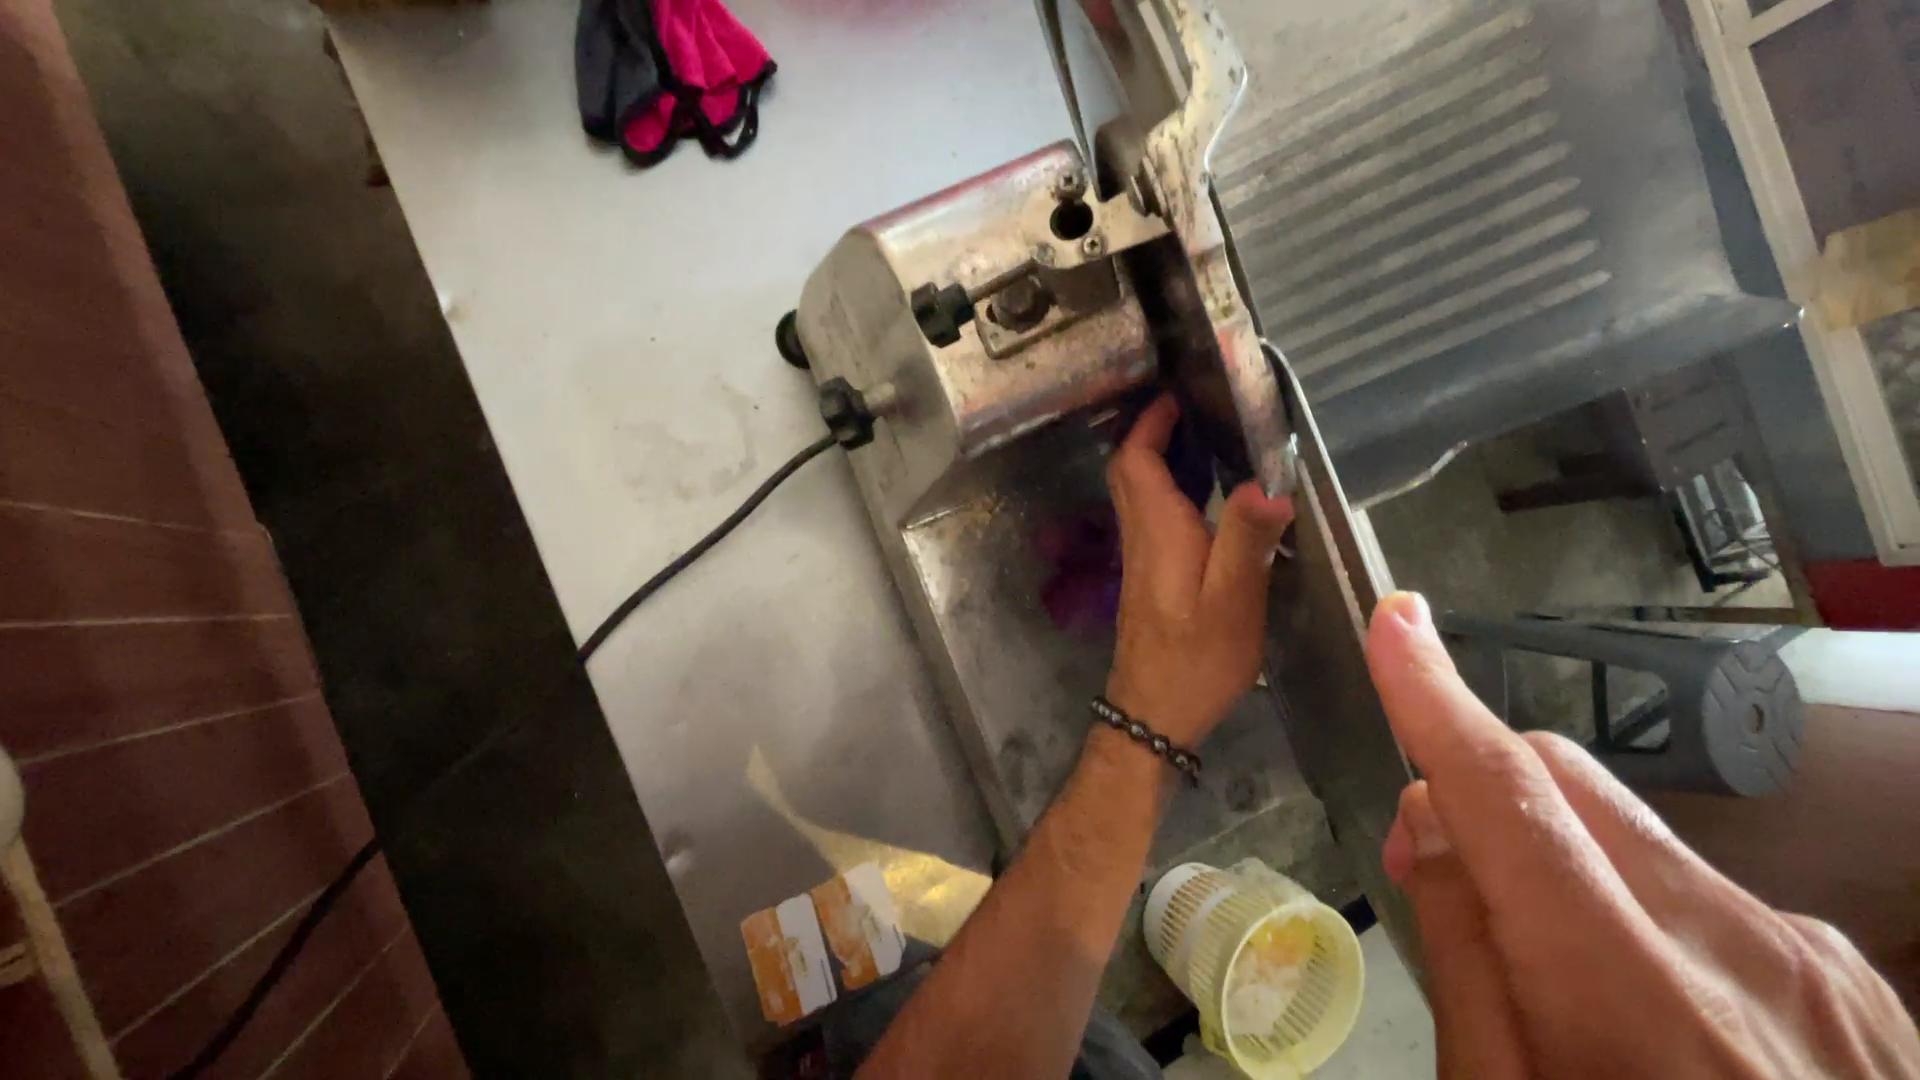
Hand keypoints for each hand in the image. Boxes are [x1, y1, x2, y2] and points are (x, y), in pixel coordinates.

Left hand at [1103, 395, 1293, 748]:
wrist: (1153, 713)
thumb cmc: (1196, 661)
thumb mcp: (1232, 602)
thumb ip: (1246, 541)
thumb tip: (1267, 482)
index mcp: (1158, 532)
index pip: (1136, 460)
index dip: (1151, 423)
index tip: (1179, 394)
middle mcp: (1141, 537)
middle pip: (1129, 471)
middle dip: (1153, 432)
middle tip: (1197, 411)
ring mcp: (1141, 558)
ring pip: (1137, 493)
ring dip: (1161, 459)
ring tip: (1210, 440)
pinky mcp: (1150, 577)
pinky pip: (1152, 516)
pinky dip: (1171, 490)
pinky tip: (1209, 498)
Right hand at [1368, 591, 1919, 1078]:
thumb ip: (1464, 950)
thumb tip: (1433, 821)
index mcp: (1632, 995)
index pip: (1506, 794)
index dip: (1435, 699)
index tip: (1397, 621)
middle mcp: (1737, 948)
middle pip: (1565, 776)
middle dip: (1478, 779)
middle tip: (1428, 854)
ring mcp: (1811, 958)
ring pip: (1624, 822)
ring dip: (1548, 839)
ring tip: (1534, 942)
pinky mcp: (1848, 973)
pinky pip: (1692, 879)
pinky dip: (1625, 887)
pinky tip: (1637, 985)